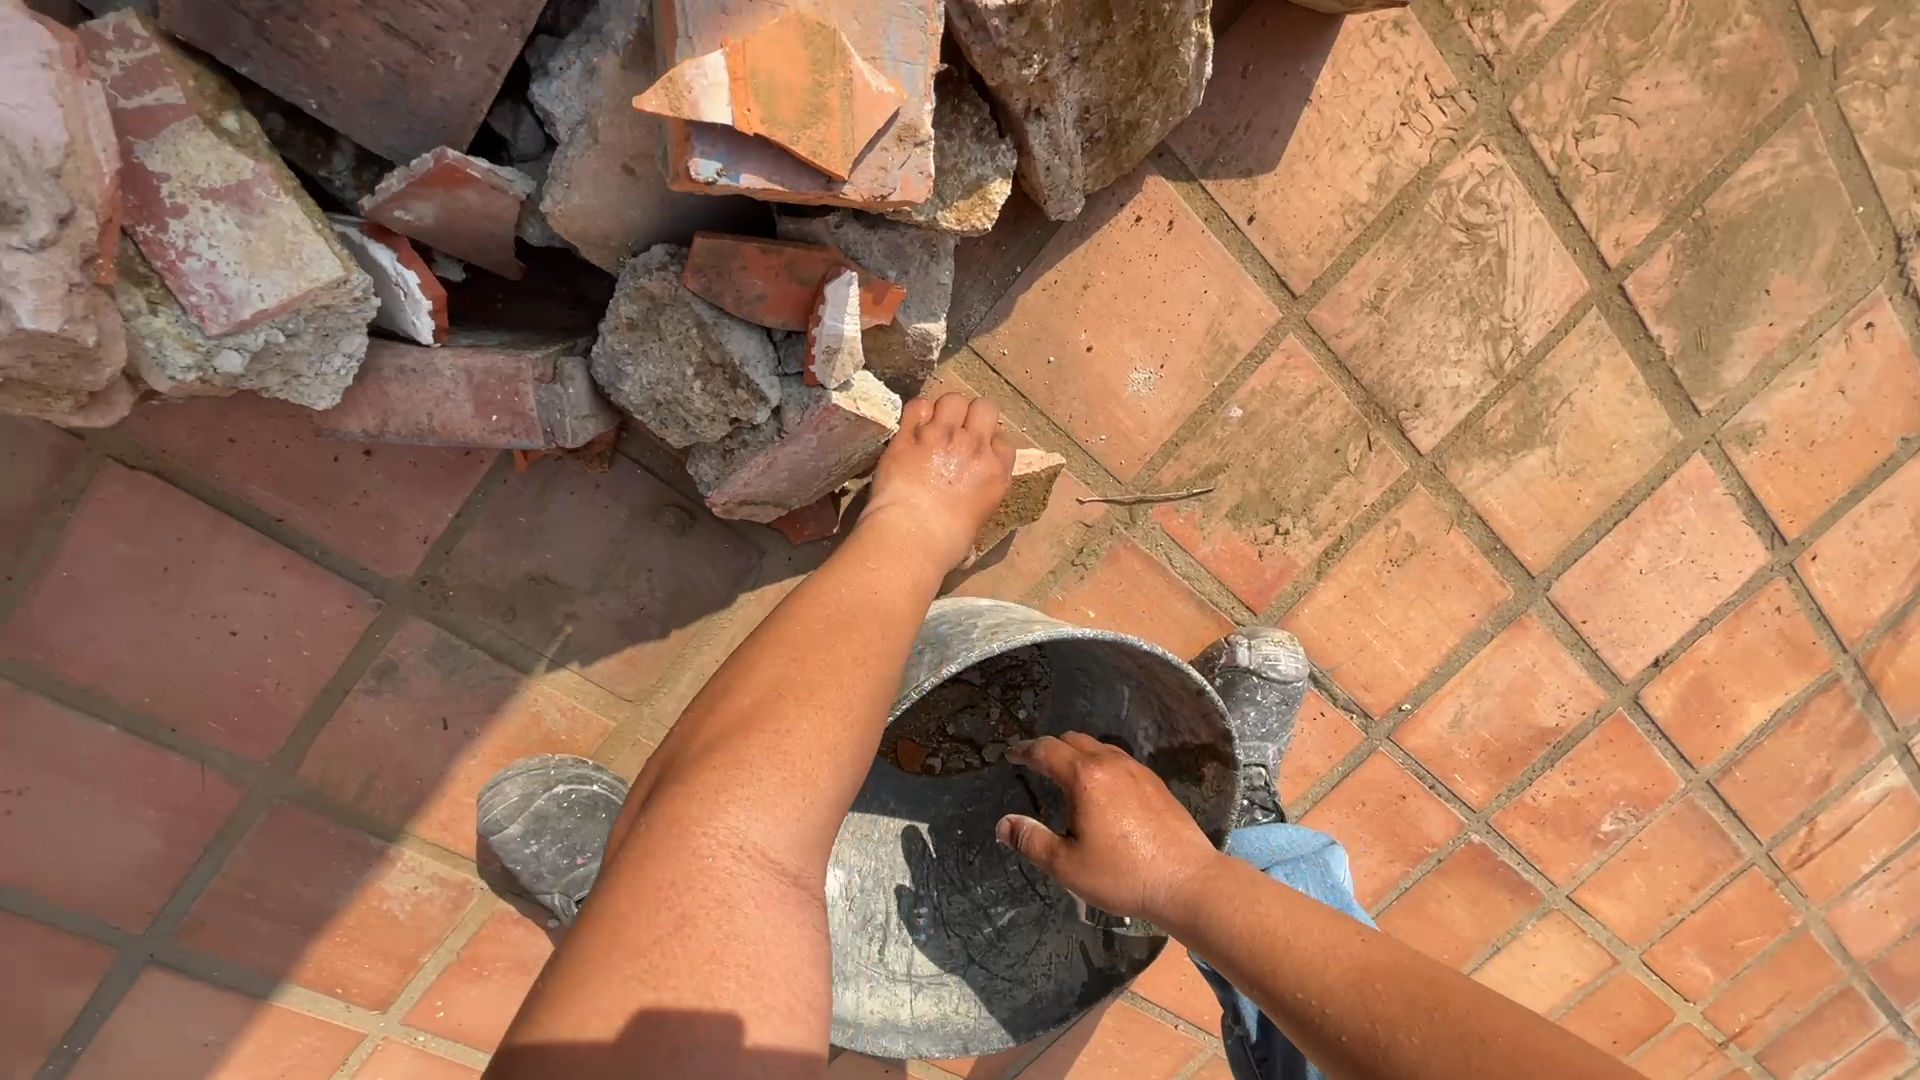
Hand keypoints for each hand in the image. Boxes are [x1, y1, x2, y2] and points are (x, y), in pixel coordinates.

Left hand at [861, 394, 1015, 571]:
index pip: (1004, 439)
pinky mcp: (909, 436)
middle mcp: (974, 447)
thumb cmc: (947, 543)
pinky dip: (917, 412)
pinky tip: (912, 426)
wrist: (913, 537)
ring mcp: (941, 437)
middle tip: (958, 430)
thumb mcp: (980, 520)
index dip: (990, 440)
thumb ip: (980, 496)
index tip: (978, 449)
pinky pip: (918, 406)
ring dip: (945, 409)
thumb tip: (968, 500)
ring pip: (953, 400)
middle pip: (984, 407)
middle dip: (973, 415)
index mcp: (996, 471)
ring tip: (933, 424)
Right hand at [996, 733, 1223, 923]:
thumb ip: (1031, 841)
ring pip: (1098, 747)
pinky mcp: (1155, 783)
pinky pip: (1118, 760)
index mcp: (1084, 777)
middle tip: (1035, 763)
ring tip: (1066, 773)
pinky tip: (1102, 789)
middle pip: (1072, 739)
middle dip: (1049, 747)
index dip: (1024, 750)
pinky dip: (1100, 763)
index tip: (1011, 755)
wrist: (1188, 882)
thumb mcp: (1067, 865)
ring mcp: (1137, 770)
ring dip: (1076, 753)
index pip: (1045, 750)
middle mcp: (1110, 763)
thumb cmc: (1123, 874)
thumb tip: (1002, 825)